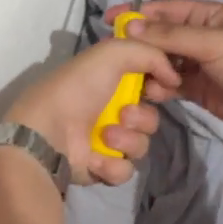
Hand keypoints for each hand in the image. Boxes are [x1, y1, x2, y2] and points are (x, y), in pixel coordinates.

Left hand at [4, 38, 178, 185]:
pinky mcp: (101, 169)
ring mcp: (105, 142)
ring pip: (141, 144)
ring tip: (105, 137)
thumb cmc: (77, 88)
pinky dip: (113, 165)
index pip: (147, 83)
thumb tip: (174, 77)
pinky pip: (126, 170)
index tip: (157, 88)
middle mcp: (108, 110)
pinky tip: (96, 160)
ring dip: (127, 140)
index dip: (158, 86)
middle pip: (149, 116)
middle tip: (123, 114)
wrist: (48, 133)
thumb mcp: (111, 54)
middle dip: (141, 117)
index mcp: (108, 81)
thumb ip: (148, 54)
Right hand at [112, 0, 222, 140]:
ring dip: (148, 68)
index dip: (137, 13)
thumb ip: (171, 35)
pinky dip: (160, 87)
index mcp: (207, 15)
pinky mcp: (199, 90)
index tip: (109, 19)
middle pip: (161, 36)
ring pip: (163, 62)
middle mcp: (200, 36)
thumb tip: (132, 25)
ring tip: (132, 77)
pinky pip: (172, 84)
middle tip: (114, 56)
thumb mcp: (212, 43)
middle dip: (139, 45)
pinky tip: (149, 93)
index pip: (164, 9)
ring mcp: (199, 65)